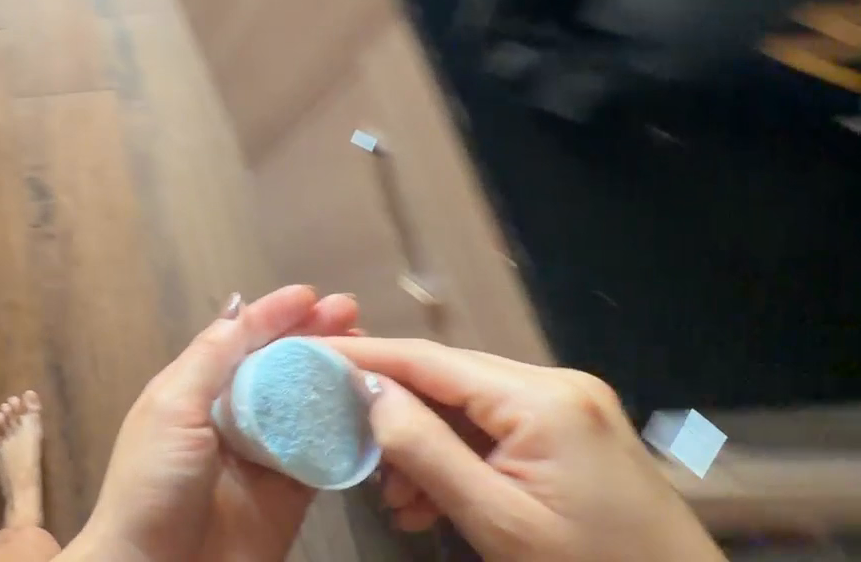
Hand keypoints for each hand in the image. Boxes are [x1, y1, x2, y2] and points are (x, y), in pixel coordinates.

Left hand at [67, 286, 359, 561]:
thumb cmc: (153, 480)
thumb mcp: (172, 407)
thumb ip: (210, 359)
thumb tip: (238, 307)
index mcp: (194, 385)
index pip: (239, 338)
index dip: (274, 314)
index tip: (313, 295)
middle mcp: (229, 412)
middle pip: (277, 365)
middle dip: (312, 337)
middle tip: (354, 314)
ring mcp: (261, 452)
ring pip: (304, 405)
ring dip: (334, 377)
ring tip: (372, 352)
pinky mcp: (289, 494)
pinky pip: (323, 456)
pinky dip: (347, 433)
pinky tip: (373, 409)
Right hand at [326, 337, 726, 561]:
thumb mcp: (499, 521)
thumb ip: (424, 447)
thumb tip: (364, 388)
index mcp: (541, 398)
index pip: (426, 359)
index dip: (361, 354)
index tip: (304, 354)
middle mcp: (554, 385)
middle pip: (442, 379)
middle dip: (390, 412)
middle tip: (345, 443)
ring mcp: (568, 408)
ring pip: (462, 406)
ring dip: (420, 443)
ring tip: (394, 495)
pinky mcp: (572, 434)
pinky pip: (491, 428)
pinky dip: (455, 457)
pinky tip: (430, 499)